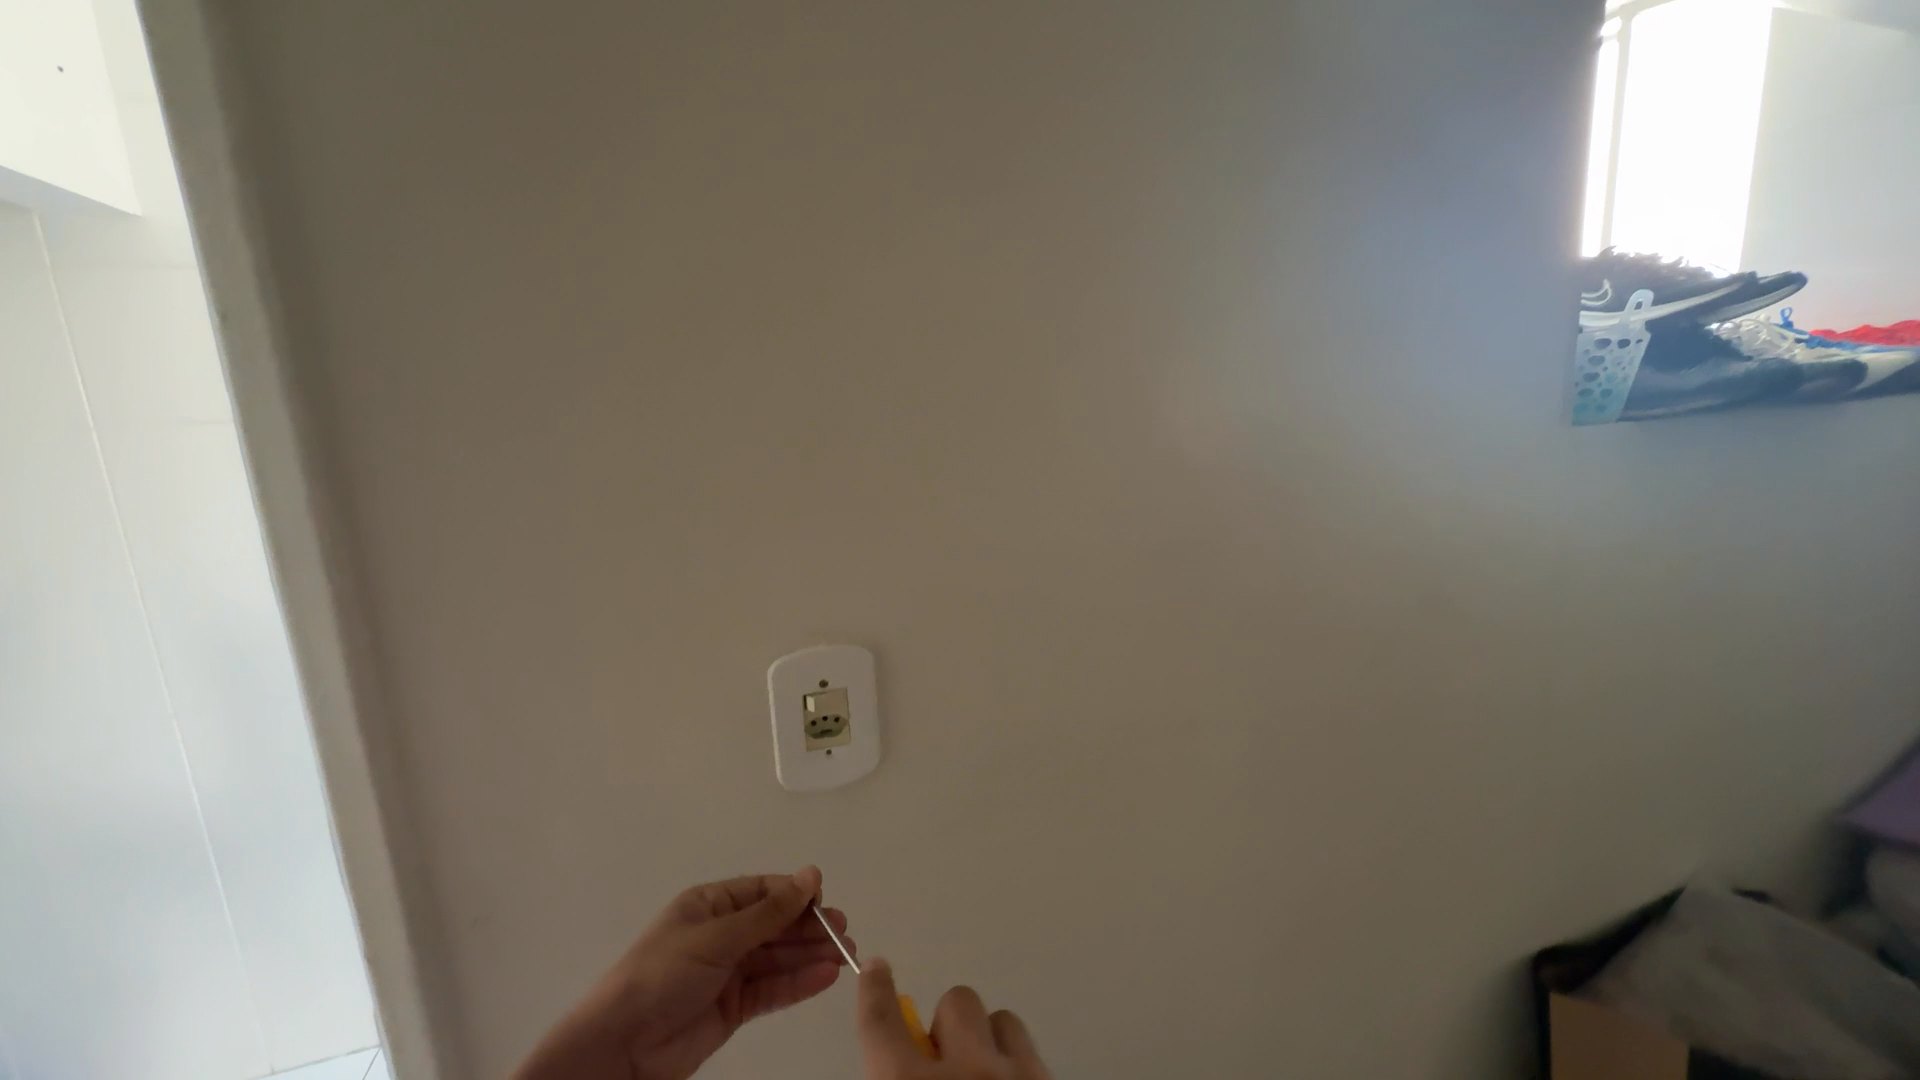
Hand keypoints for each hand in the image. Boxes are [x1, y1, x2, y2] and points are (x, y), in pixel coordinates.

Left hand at [511, 866, 849, 1079]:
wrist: (621, 1047)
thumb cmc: (664, 974)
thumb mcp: (717, 936)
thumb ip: (769, 912)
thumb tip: (812, 873)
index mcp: (710, 905)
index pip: (763, 891)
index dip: (795, 893)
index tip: (825, 900)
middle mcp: (722, 933)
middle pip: (775, 924)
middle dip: (808, 928)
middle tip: (843, 933)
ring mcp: (728, 971)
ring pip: (777, 957)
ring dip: (810, 955)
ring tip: (844, 955)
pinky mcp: (733, 1006)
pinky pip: (772, 989)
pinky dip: (798, 983)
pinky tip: (825, 977)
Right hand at [857, 958, 1052, 1079]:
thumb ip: (889, 1075)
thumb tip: (891, 1053)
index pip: (881, 1023)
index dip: (876, 991)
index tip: (878, 967)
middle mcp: (966, 1072)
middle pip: (955, 1002)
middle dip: (948, 1027)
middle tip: (945, 1063)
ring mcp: (1017, 1076)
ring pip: (1001, 1020)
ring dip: (989, 1042)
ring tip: (984, 1075)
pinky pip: (1032, 1050)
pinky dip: (1017, 1064)